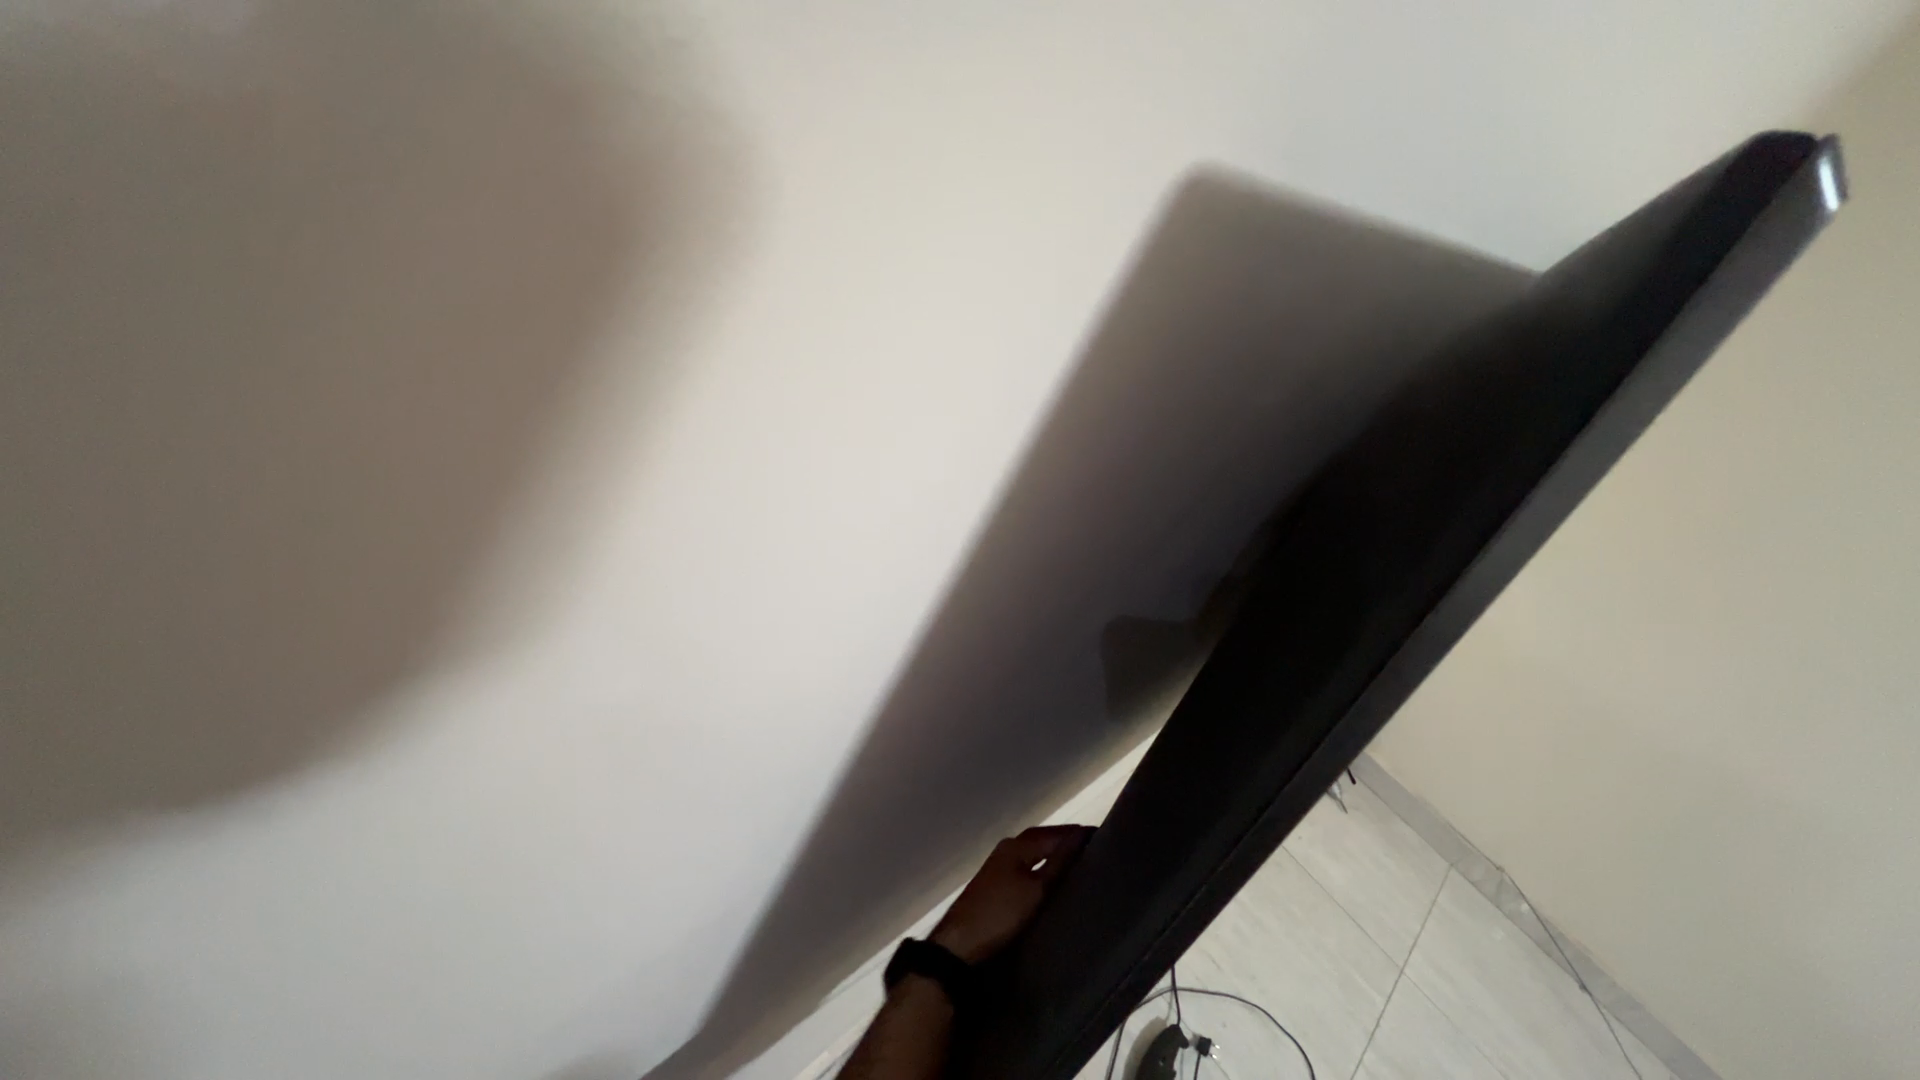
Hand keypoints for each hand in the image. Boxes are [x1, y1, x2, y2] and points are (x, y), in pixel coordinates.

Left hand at [928, 824, 1094, 964]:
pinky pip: (1025, 864)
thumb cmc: (1001, 913)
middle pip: (1040, 839)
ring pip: (1032, 851)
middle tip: (1093, 846)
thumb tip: (1080, 835)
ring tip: (1078, 860)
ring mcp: (999, 865)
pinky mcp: (996, 882)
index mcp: (1016, 846)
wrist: (961, 942)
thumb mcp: (1036, 889)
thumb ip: (1059, 862)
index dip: (1075, 834)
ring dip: (1052, 852)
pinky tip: (1051, 876)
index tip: (1101, 835)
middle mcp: (1006, 849)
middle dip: (1064, 840)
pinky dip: (1041, 864)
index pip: (1053, 833)